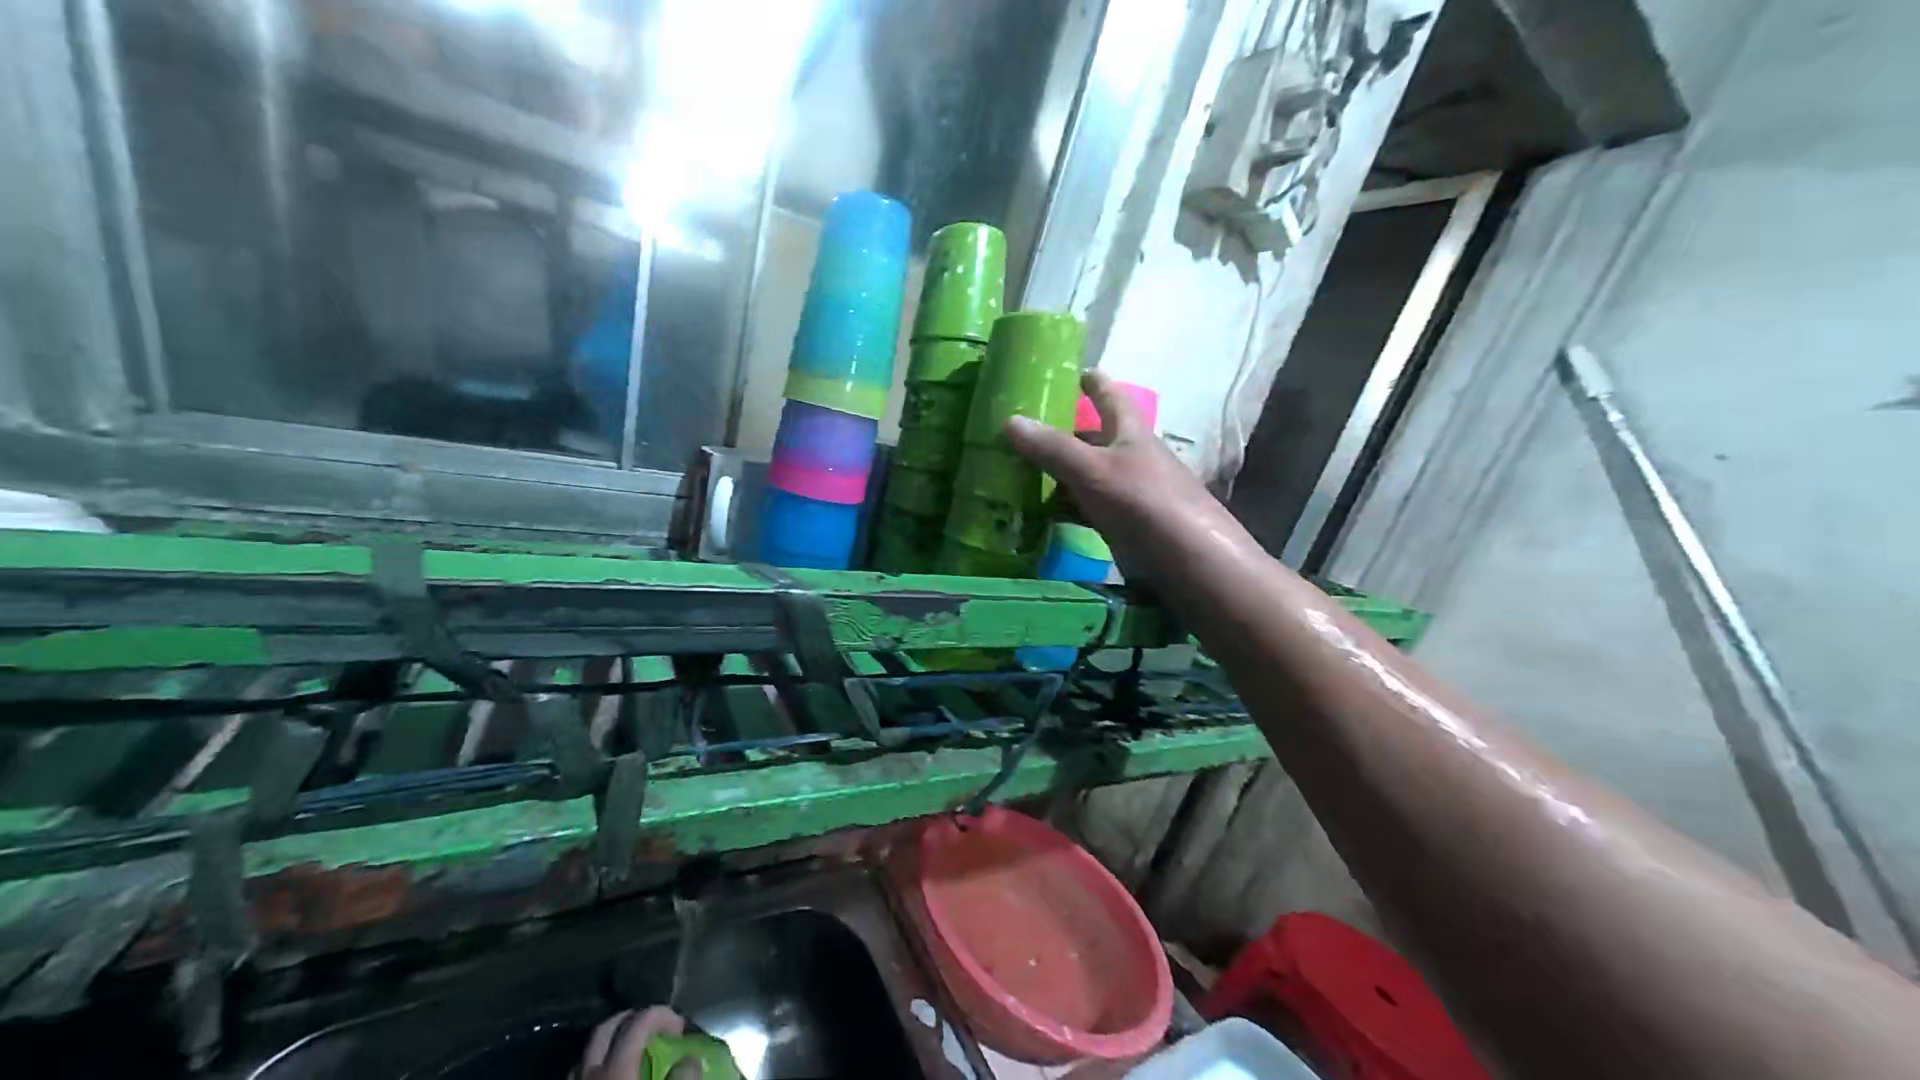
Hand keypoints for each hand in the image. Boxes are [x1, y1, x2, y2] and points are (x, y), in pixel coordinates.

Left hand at [576, 1007, 700, 1079]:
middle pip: (605, 1029)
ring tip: (629, 1050)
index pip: (638, 1022)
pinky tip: (608, 1076)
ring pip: (586, 1054)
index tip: (679, 1027)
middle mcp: (590, 1073)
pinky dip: (594, 1067)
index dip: (662, 1015)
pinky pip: (578, 1074)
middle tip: (652, 1025)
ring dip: (608, 1043)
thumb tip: (692, 1058)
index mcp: (615, 1070)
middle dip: (630, 1019)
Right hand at [1004, 370, 1245, 584]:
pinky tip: (1039, 514)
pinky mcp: (1122, 523)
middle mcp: (1130, 457)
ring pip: (1086, 475)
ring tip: (1020, 473)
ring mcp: (1127, 492)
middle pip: (1094, 438)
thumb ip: (1053, 448)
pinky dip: (1063, 508)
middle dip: (1064, 434)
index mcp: (1131, 432)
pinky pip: (1085, 508)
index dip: (1096, 383)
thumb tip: (1009, 420)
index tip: (1079, 371)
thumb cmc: (1143, 501)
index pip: (1112, 397)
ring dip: (1058, 475)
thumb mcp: (1093, 470)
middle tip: (1028, 431)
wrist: (1184, 558)